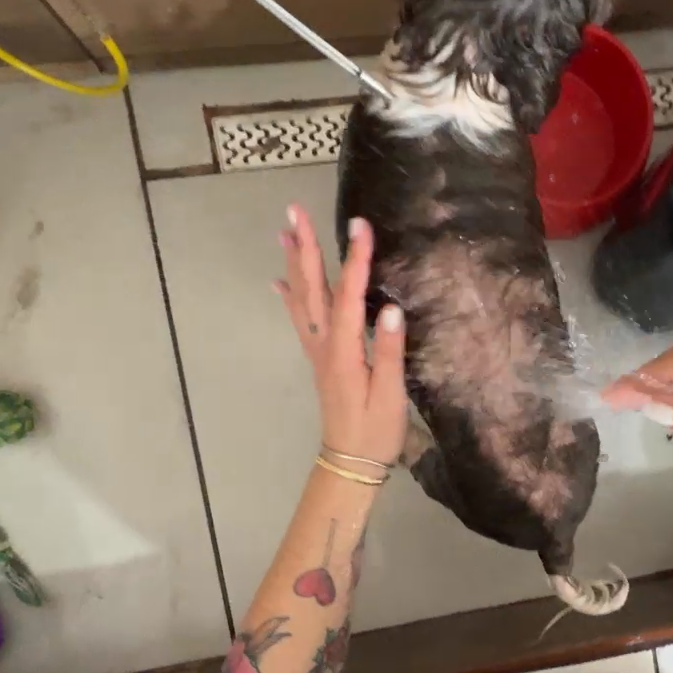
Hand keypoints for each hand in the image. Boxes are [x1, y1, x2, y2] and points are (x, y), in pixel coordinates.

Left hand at [277, 205, 407, 466]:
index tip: (361, 226)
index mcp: (345, 351)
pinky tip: (280, 281)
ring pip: (303, 300)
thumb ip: (390, 353)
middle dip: (306, 248)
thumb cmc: (375, 431)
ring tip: (285, 232)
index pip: (350, 296)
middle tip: (295, 211)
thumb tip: (392, 309)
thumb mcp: (391, 396)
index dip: (356, 260)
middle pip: (313, 289)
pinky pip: (301, 320)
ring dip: (295, 264)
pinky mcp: (320, 360)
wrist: (350, 461)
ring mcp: (319, 352)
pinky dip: (290, 297)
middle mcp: (325, 346)